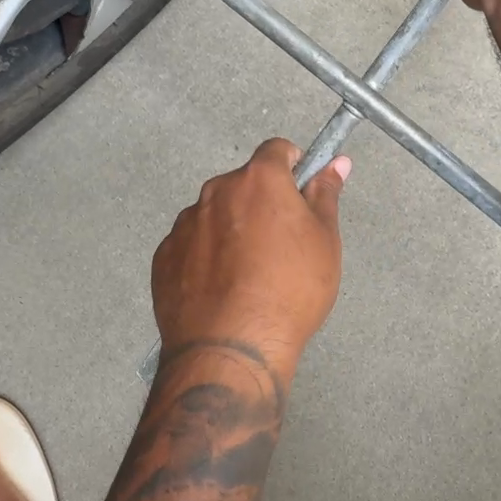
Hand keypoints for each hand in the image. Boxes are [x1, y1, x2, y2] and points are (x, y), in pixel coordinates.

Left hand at [151, 139, 348, 382]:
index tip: (300, 195)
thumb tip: (337, 163)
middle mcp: (216, 191)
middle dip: (261, 203)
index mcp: (258, 179)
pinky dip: (206, 257)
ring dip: (232, 229)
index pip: (277, 150)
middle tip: (281, 244)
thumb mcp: (324, 241)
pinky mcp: (164, 257)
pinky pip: (191, 245)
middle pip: (244, 183)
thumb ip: (326, 194)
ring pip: (216, 214)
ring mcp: (185, 224)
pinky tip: (222, 289)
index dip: (293, 167)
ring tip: (249, 275)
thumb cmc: (289, 291)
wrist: (231, 350)